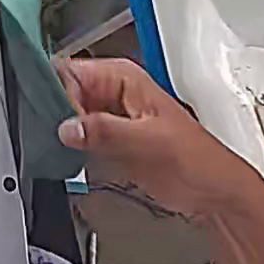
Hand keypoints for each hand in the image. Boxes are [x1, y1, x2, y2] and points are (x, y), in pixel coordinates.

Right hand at [55, 57, 262, 219]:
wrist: (213, 193)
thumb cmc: (196, 162)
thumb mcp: (147, 143)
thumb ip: (105, 132)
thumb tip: (68, 126)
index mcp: (124, 78)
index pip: (72, 71)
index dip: (57, 92)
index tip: (53, 118)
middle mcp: (114, 91)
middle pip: (64, 91)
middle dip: (54, 112)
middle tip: (50, 135)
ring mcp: (110, 114)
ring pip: (67, 113)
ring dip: (60, 130)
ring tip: (59, 147)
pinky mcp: (108, 137)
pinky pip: (77, 134)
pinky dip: (69, 145)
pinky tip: (68, 156)